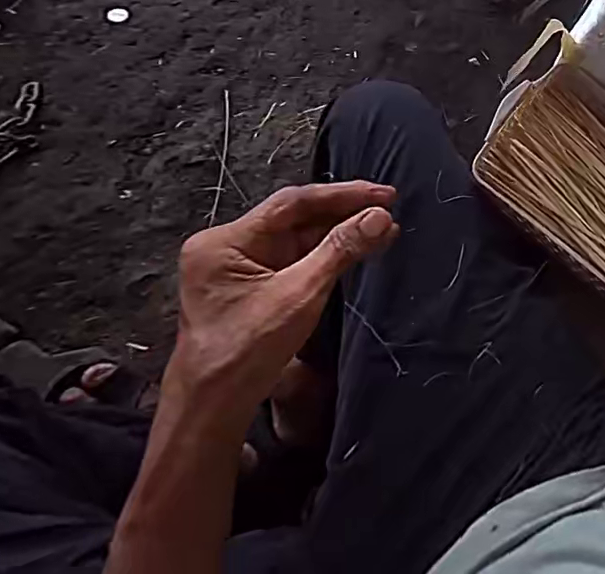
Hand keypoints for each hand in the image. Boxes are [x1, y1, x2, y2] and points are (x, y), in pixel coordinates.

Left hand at [165, 182, 399, 432]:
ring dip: (344, 232)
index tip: (384, 194)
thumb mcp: (300, 294)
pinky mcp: (259, 282)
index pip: (294, 203)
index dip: (343, 194)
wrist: (214, 411)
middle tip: (390, 207)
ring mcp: (244, 264)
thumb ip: (341, 249)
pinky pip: (302, 255)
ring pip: (304, 235)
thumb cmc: (247, 351)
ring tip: (386, 227)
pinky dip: (334, 251)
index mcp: (225, 242)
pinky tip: (364, 245)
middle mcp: (231, 246)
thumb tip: (382, 215)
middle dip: (346, 213)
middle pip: (299, 217)